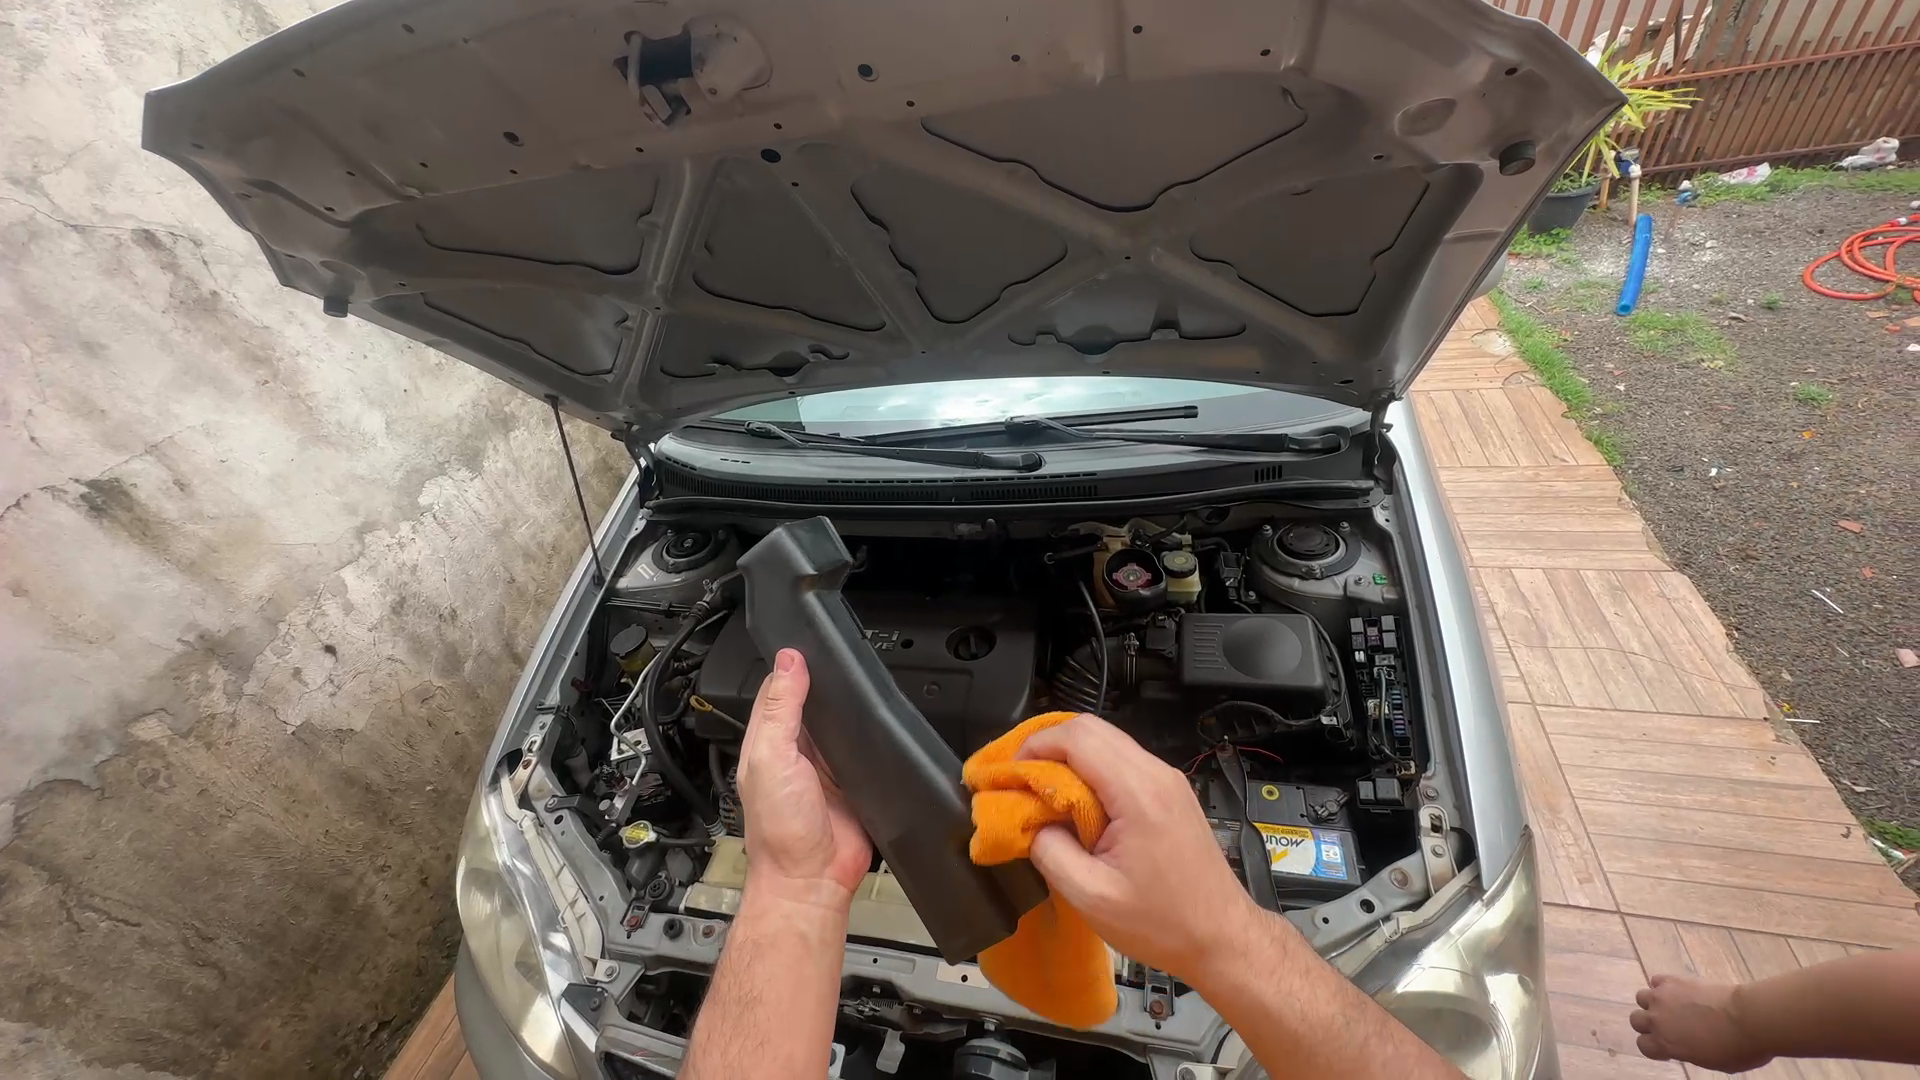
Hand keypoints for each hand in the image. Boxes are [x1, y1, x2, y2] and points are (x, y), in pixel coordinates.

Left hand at [736, 649, 872, 911]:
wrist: (813, 880)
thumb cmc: (780, 832)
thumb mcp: (772, 759)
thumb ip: (781, 710)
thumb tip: (790, 662)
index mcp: (769, 740)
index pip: (778, 690)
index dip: (793, 666)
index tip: (808, 641)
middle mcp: (797, 750)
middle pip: (812, 702)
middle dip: (824, 682)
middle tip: (841, 654)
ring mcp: (827, 765)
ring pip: (839, 722)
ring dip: (848, 707)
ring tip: (862, 682)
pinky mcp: (854, 779)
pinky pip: (863, 748)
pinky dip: (870, 735)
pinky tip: (878, 722)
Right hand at [1017, 714, 1264, 980]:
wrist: (1223, 939)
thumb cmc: (1164, 924)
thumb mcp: (1092, 898)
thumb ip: (1050, 853)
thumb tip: (1030, 822)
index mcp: (1139, 794)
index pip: (1078, 737)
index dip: (1036, 745)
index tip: (1011, 773)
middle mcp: (1157, 774)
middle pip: (1091, 727)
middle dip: (1047, 743)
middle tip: (1021, 776)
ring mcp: (1167, 778)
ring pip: (1106, 738)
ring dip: (1069, 753)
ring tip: (1042, 787)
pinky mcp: (1169, 789)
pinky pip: (1121, 758)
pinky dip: (1090, 765)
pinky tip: (1075, 797)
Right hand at [1631, 974, 1769, 1071]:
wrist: (1749, 1019)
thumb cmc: (1739, 1049)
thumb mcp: (1714, 1062)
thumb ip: (1689, 1052)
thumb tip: (1683, 1045)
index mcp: (1666, 1043)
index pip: (1643, 1046)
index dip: (1654, 1048)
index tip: (1667, 1047)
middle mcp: (1656, 1019)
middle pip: (1636, 1019)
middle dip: (1648, 1024)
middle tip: (1667, 1026)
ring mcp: (1660, 996)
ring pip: (1642, 998)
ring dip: (1654, 1004)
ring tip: (1673, 1007)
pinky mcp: (1669, 980)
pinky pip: (1656, 981)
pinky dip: (1664, 987)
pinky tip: (1679, 992)